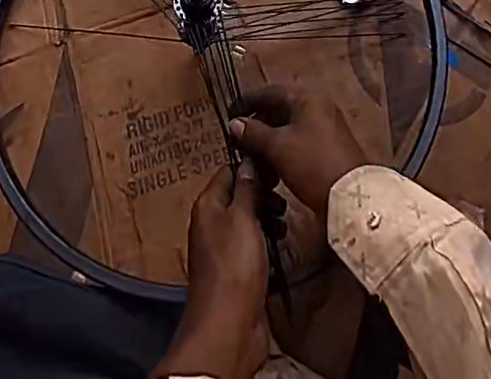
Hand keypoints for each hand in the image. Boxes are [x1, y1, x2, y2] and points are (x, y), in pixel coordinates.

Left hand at [153, 163, 268, 378]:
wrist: (229, 326)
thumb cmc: (233, 268)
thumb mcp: (243, 218)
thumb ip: (246, 190)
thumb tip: (247, 164)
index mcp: (207, 205)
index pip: (227, 172)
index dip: (249, 168)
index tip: (273, 171)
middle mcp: (211, 223)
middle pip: (238, 197)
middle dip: (262, 197)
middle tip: (281, 204)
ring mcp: (222, 248)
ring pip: (247, 222)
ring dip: (266, 221)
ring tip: (283, 228)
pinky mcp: (235, 271)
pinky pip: (251, 248)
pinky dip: (265, 245)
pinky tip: (279, 250)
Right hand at [228, 85, 368, 215]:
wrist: (353, 201)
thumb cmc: (313, 164)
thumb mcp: (278, 147)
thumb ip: (253, 133)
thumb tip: (234, 124)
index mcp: (308, 100)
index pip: (270, 93)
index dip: (247, 102)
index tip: (229, 114)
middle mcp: (318, 110)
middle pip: (279, 113)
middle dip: (257, 130)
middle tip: (240, 144)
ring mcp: (326, 132)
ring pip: (287, 133)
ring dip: (268, 147)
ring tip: (255, 165)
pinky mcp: (329, 153)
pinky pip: (298, 147)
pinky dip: (282, 157)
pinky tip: (273, 176)